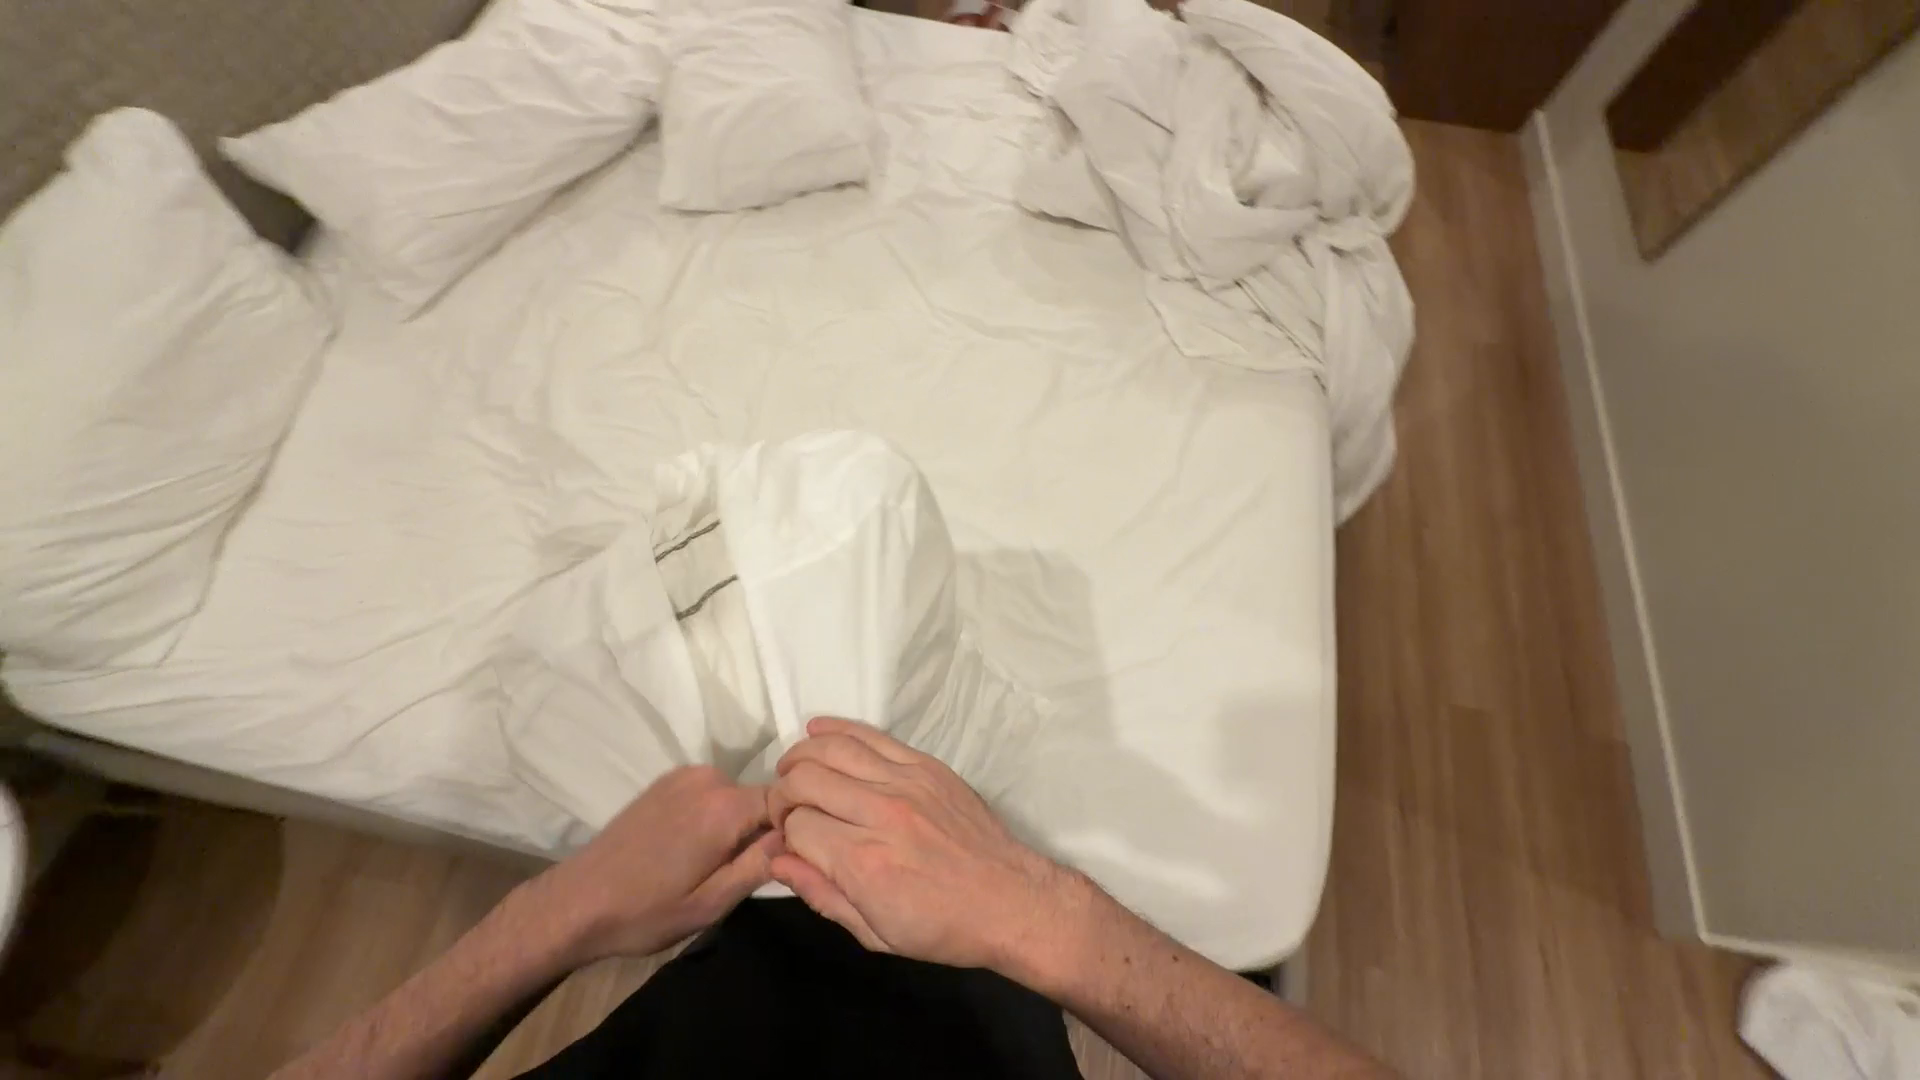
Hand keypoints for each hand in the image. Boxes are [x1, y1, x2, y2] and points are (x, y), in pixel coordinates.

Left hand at [530, 765, 780, 964]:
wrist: (575, 903)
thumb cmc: (645, 912)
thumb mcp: (710, 904)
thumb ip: (760, 865)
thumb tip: (798, 834)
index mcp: (724, 806)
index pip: (786, 800)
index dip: (794, 826)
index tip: (790, 856)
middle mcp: (709, 778)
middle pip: (761, 798)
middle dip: (762, 829)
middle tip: (745, 871)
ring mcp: (685, 774)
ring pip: (737, 795)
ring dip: (737, 823)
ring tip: (716, 862)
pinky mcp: (667, 780)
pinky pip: (712, 791)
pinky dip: (714, 813)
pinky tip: (692, 846)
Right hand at [768, 716, 1075, 973]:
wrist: (1007, 899)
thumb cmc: (940, 927)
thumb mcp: (873, 933)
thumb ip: (820, 893)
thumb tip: (777, 858)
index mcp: (864, 862)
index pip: (796, 826)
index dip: (784, 833)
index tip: (789, 842)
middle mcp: (880, 813)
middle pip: (807, 779)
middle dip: (783, 792)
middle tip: (785, 807)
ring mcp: (906, 782)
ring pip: (835, 748)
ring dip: (803, 754)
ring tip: (792, 768)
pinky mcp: (927, 765)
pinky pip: (874, 736)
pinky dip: (839, 729)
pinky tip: (818, 729)